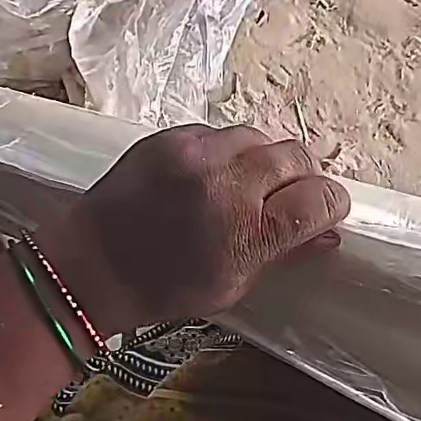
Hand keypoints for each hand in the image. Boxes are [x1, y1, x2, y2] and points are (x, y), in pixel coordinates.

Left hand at [34, 124, 348, 335]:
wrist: (91, 265)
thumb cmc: (161, 288)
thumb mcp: (230, 284)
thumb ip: (281, 252)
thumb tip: (326, 230)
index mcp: (247, 230)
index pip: (320, 198)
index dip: (329, 205)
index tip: (324, 211)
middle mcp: (226, 181)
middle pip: (295, 156)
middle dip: (300, 177)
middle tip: (286, 196)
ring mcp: (194, 152)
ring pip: (257, 137)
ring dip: (262, 160)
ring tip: (244, 184)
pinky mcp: (168, 136)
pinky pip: (216, 133)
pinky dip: (223, 151)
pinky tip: (208, 175)